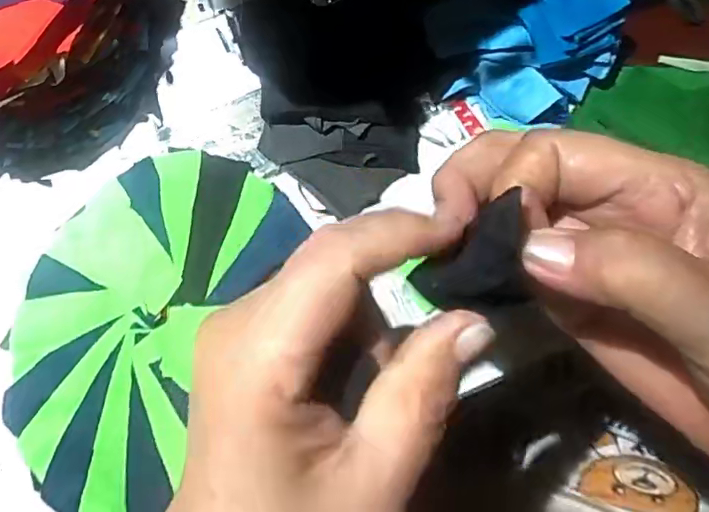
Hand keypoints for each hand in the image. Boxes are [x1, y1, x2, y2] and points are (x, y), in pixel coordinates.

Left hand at [171, 210, 496, 511]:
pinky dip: (349, 320)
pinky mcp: (241, 337)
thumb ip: (421, 395)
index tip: (458, 223)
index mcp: (258, 351)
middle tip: (453, 259)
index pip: (334, 256)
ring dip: (371, 301)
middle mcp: (236, 316)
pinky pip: (308, 298)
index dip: (398, 230)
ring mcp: (234, 323)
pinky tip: (360, 373)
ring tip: (393, 370)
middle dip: (392, 254)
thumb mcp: (370, 484)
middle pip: (325, 255)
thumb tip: (474, 318)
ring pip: (321, 273)